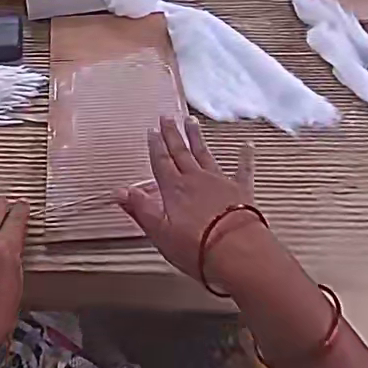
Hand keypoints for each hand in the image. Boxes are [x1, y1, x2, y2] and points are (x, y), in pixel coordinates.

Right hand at [117, 118, 261, 290]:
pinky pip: (243, 169)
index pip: (161, 162)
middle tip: (167, 116)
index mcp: (174, 189)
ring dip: (196, 137)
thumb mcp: (160, 233)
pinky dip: (245, 157)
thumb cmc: (196, 247)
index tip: (152, 130)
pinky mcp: (241, 191)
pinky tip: (247, 145)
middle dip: (172, 134)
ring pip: (204, 154)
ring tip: (191, 121)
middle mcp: (195, 179)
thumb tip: (120, 191)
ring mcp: (219, 182)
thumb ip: (141, 209)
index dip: (155, 146)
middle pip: (180, 152)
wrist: (236, 252)